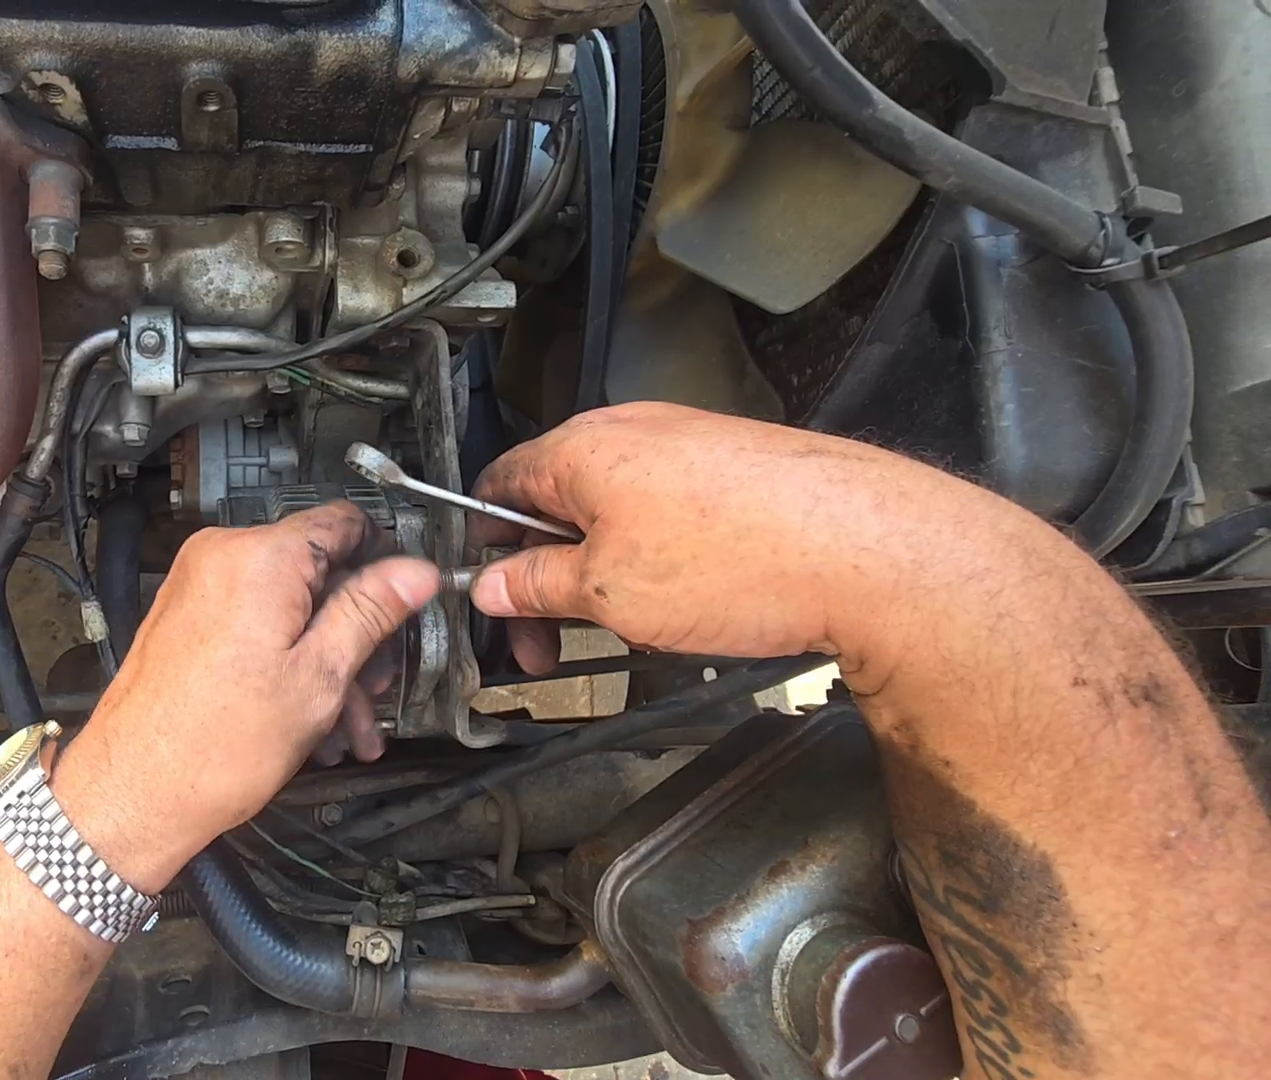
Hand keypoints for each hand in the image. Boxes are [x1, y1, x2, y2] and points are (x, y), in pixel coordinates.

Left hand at [52, 502, 438, 891]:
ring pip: (290, 603)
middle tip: (377, 680)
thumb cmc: (212, 748)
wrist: (133, 793)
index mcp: (259, 557)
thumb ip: (370, 612)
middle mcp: (223, 556)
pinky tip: (310, 712)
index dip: (384, 562)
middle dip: (356, 628)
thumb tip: (413, 572)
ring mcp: (201, 583)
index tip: (402, 603)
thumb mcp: (318, 676)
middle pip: (318, 570)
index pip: (345, 522)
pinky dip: (286, 655)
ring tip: (346, 720)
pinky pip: (257, 617)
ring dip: (325, 655)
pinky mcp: (190, 611)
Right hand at [466, 401, 1069, 677]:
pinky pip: (660, 510)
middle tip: (545, 639)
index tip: (492, 591)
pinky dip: (644, 556)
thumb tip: (492, 586)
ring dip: (592, 571)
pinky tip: (669, 601)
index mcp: (580, 449)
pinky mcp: (731, 467)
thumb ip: (534, 584)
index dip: (483, 542)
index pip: (497, 485)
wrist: (880, 554)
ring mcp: (684, 444)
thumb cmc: (737, 560)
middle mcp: (628, 432)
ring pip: (607, 511)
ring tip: (614, 626)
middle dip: (539, 575)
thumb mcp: (604, 590)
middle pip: (551, 503)